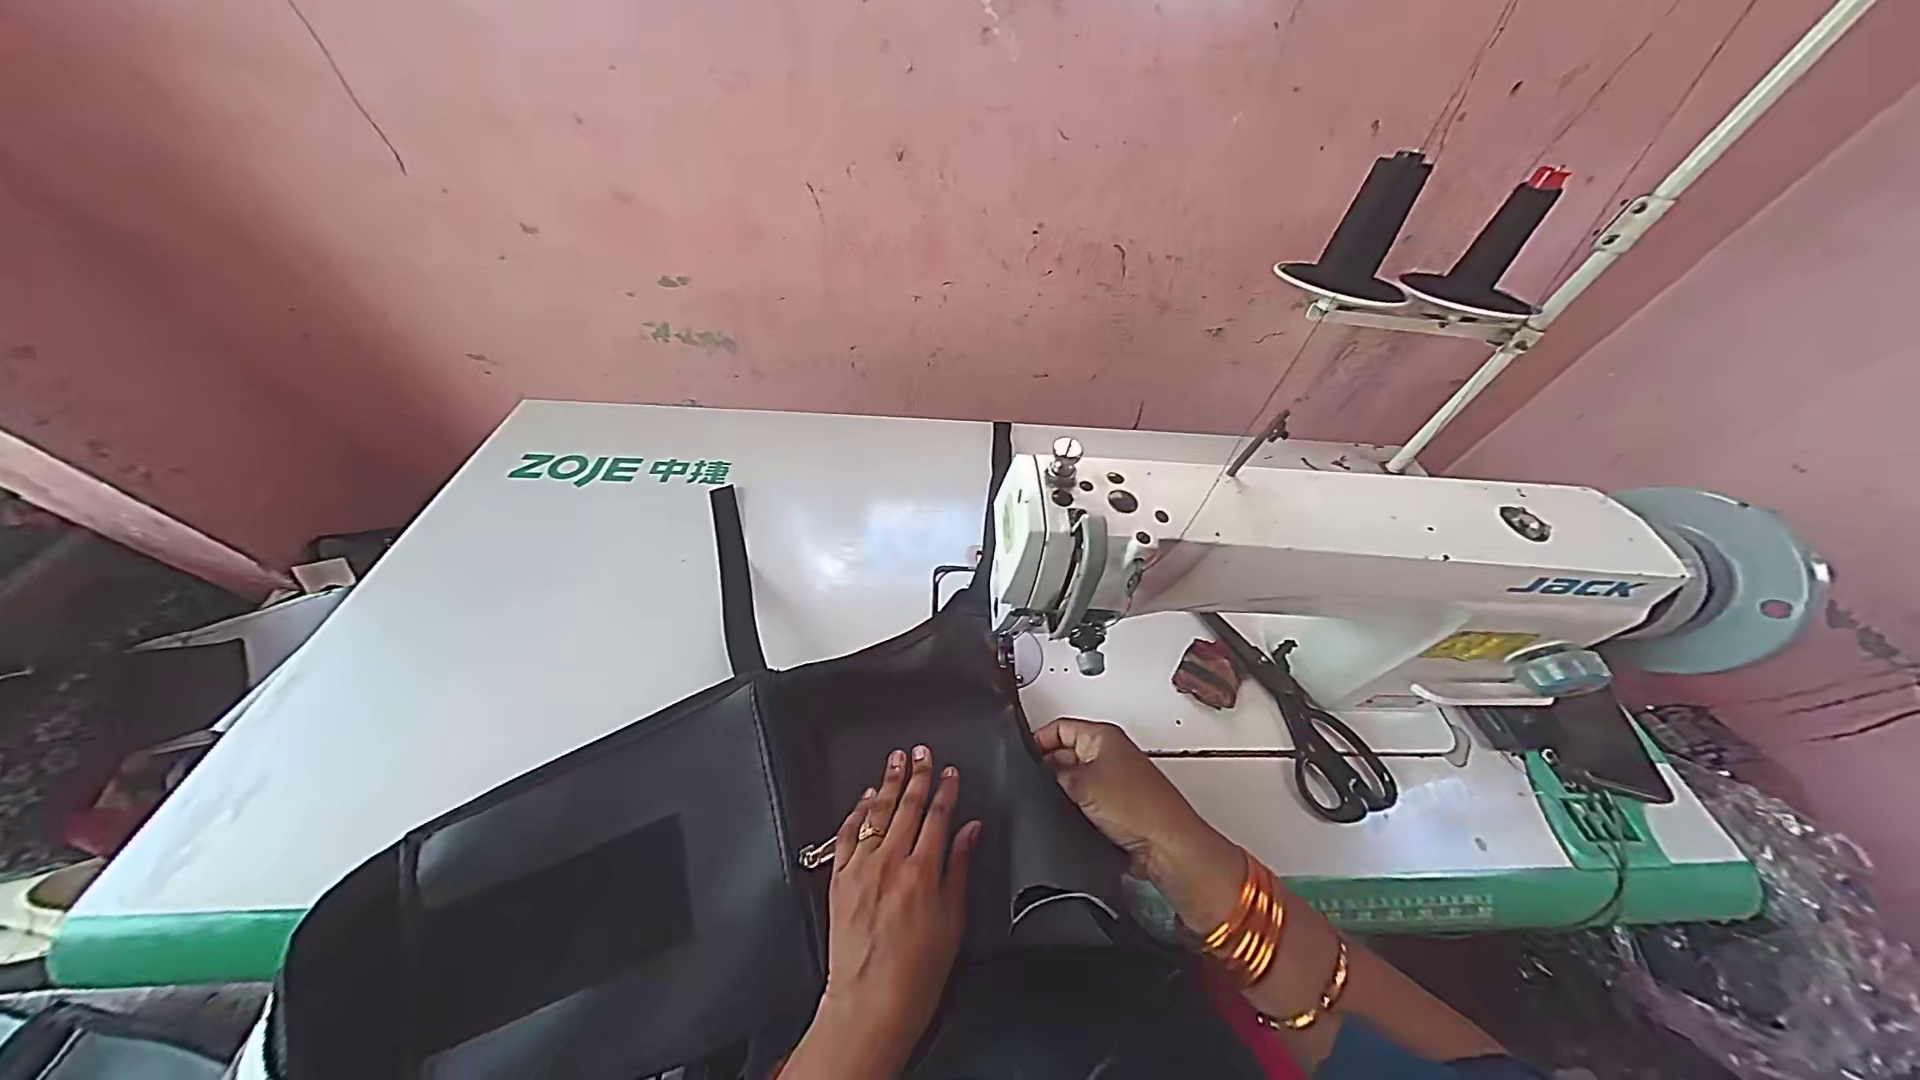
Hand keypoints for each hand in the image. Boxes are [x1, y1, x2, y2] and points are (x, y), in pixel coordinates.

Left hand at [781, 745, 980, 1079]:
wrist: (871, 1002)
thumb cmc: (916, 971)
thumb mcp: (953, 919)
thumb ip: (960, 867)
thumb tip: (969, 831)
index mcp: (923, 872)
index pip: (938, 815)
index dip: (946, 789)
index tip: (950, 772)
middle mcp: (891, 863)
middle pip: (908, 805)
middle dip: (918, 773)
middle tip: (922, 752)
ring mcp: (862, 868)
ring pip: (878, 812)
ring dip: (889, 782)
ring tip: (895, 760)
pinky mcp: (839, 878)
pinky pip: (847, 833)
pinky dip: (857, 811)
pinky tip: (865, 797)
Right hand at [1033, 718, 1243, 928]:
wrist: (1166, 846)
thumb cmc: (1139, 808)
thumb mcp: (1079, 783)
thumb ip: (1053, 772)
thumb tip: (1042, 771)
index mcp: (1103, 735)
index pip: (1059, 727)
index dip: (1038, 739)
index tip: (1023, 754)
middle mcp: (1110, 753)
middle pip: (1066, 751)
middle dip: (1050, 766)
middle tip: (1038, 782)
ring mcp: (1114, 779)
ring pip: (1075, 778)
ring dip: (1065, 790)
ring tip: (1061, 801)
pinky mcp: (1117, 805)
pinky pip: (1086, 800)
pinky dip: (1077, 807)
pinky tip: (1074, 816)